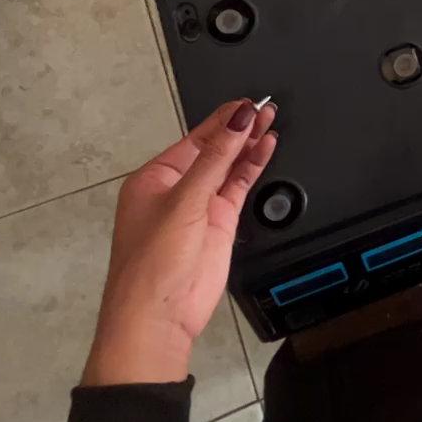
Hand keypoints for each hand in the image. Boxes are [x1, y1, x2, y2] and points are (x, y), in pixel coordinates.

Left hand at [82, 99, 277, 386]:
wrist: (159, 319)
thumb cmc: (151, 267)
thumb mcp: (184, 202)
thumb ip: (216, 157)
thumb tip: (237, 120)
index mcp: (155, 179)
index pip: (196, 137)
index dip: (223, 118)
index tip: (248, 102)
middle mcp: (177, 189)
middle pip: (215, 147)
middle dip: (240, 127)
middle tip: (265, 107)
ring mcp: (200, 204)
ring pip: (230, 164)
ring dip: (250, 143)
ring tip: (271, 119)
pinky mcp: (220, 220)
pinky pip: (240, 184)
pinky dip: (254, 165)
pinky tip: (266, 147)